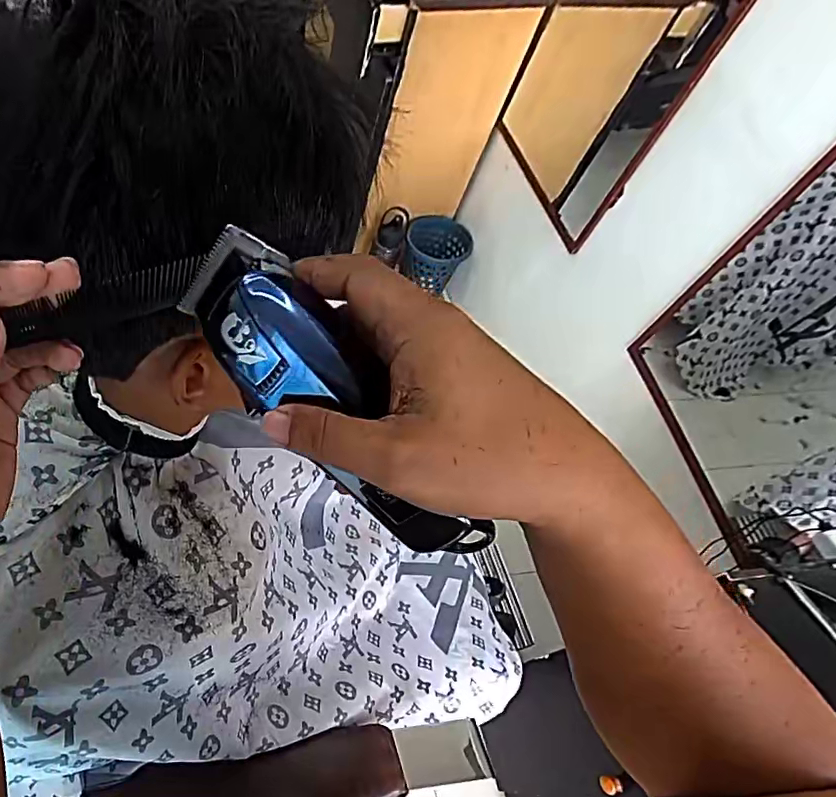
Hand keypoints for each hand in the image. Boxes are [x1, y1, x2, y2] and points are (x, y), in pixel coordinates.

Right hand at [258, 255, 614, 528]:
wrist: (566, 482)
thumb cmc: (496, 460)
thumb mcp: (393, 457)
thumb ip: (327, 436)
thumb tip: (276, 420)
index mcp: (419, 327)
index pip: (354, 274)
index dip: (308, 276)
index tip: (269, 296)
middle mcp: (434, 330)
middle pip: (359, 311)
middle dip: (311, 335)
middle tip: (275, 370)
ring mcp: (447, 356)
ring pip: (377, 346)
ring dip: (340, 369)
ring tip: (309, 406)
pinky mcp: (454, 382)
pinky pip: (398, 372)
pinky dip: (367, 389)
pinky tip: (354, 428)